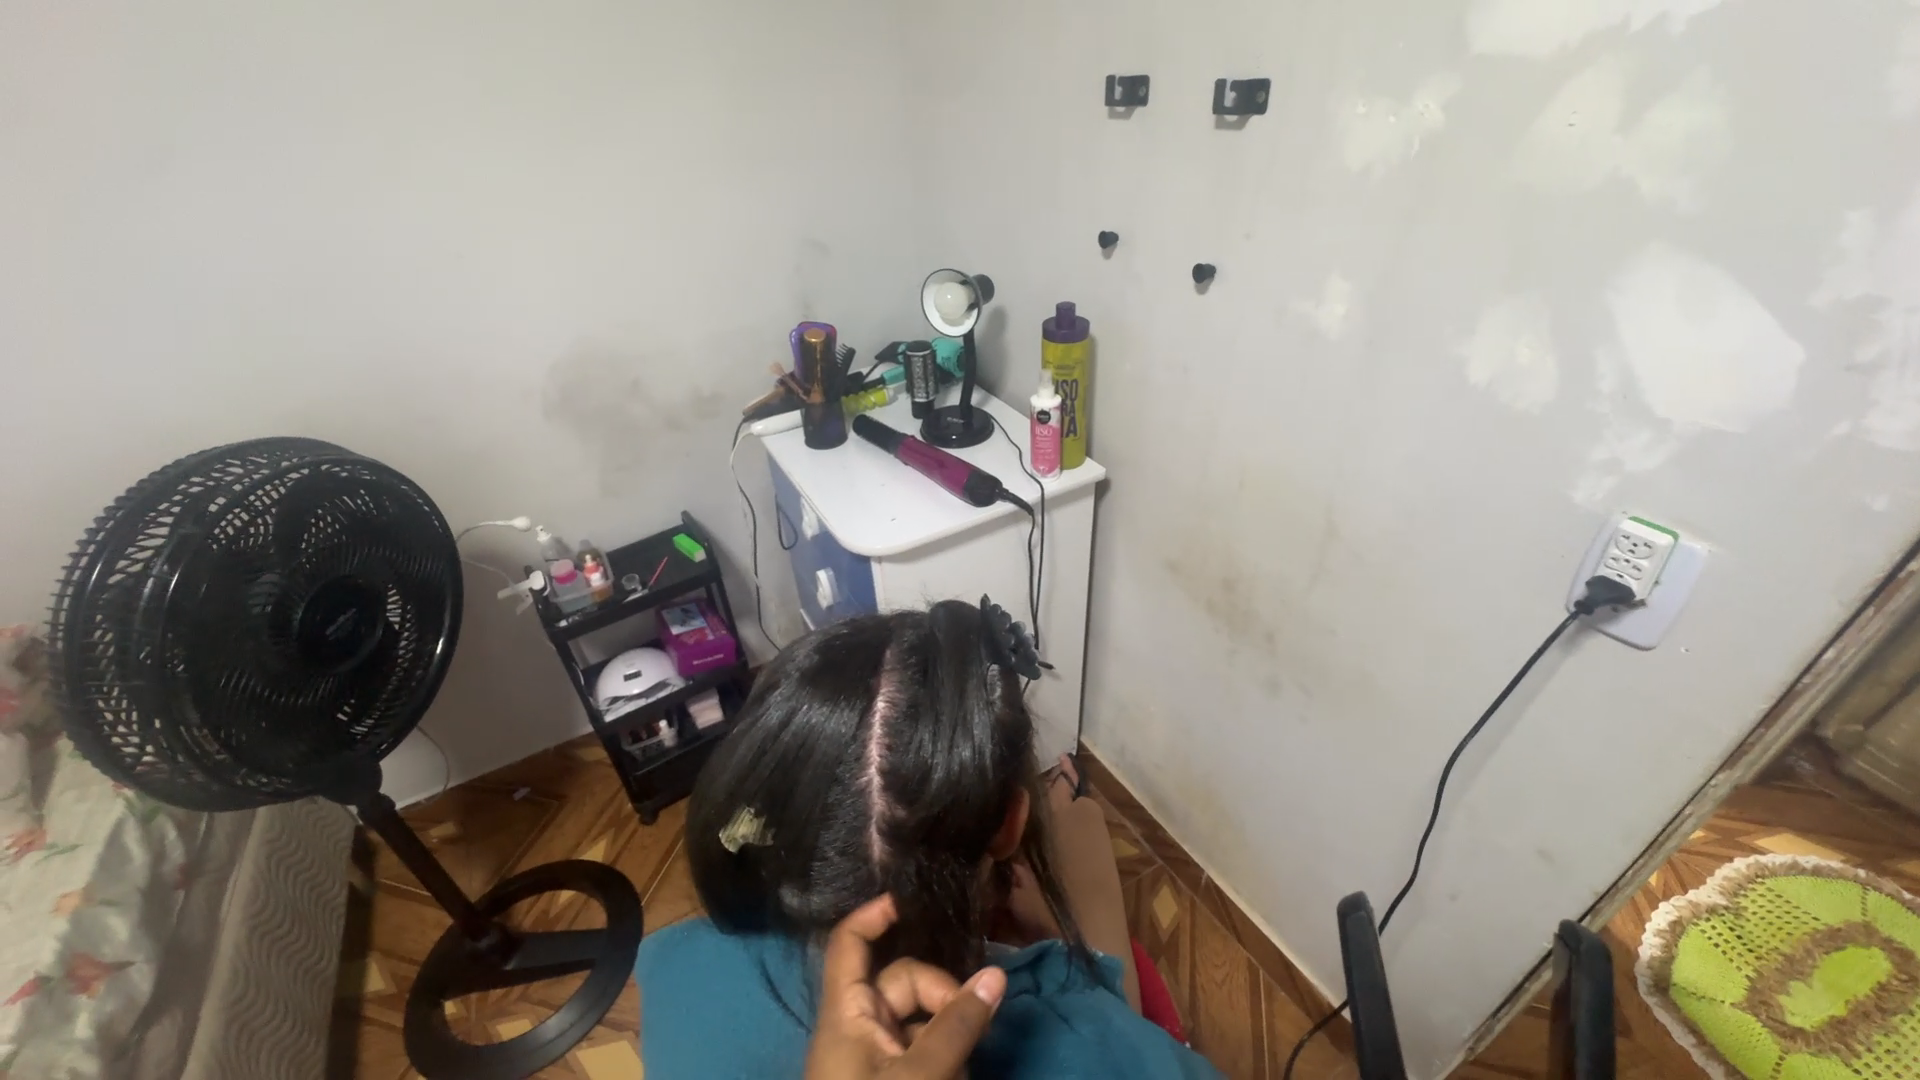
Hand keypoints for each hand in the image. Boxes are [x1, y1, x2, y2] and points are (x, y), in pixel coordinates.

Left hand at [804, 895, 1007, 1079]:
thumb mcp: (920, 1077)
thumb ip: (957, 1025)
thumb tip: (996, 974)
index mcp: (845, 1014)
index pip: (848, 944)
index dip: (874, 915)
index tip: (913, 900)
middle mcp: (856, 1027)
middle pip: (900, 979)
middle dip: (940, 993)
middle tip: (973, 1024)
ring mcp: (873, 1058)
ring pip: (918, 1017)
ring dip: (948, 1031)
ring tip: (962, 1069)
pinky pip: (921, 1049)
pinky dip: (944, 1056)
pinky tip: (959, 1077)